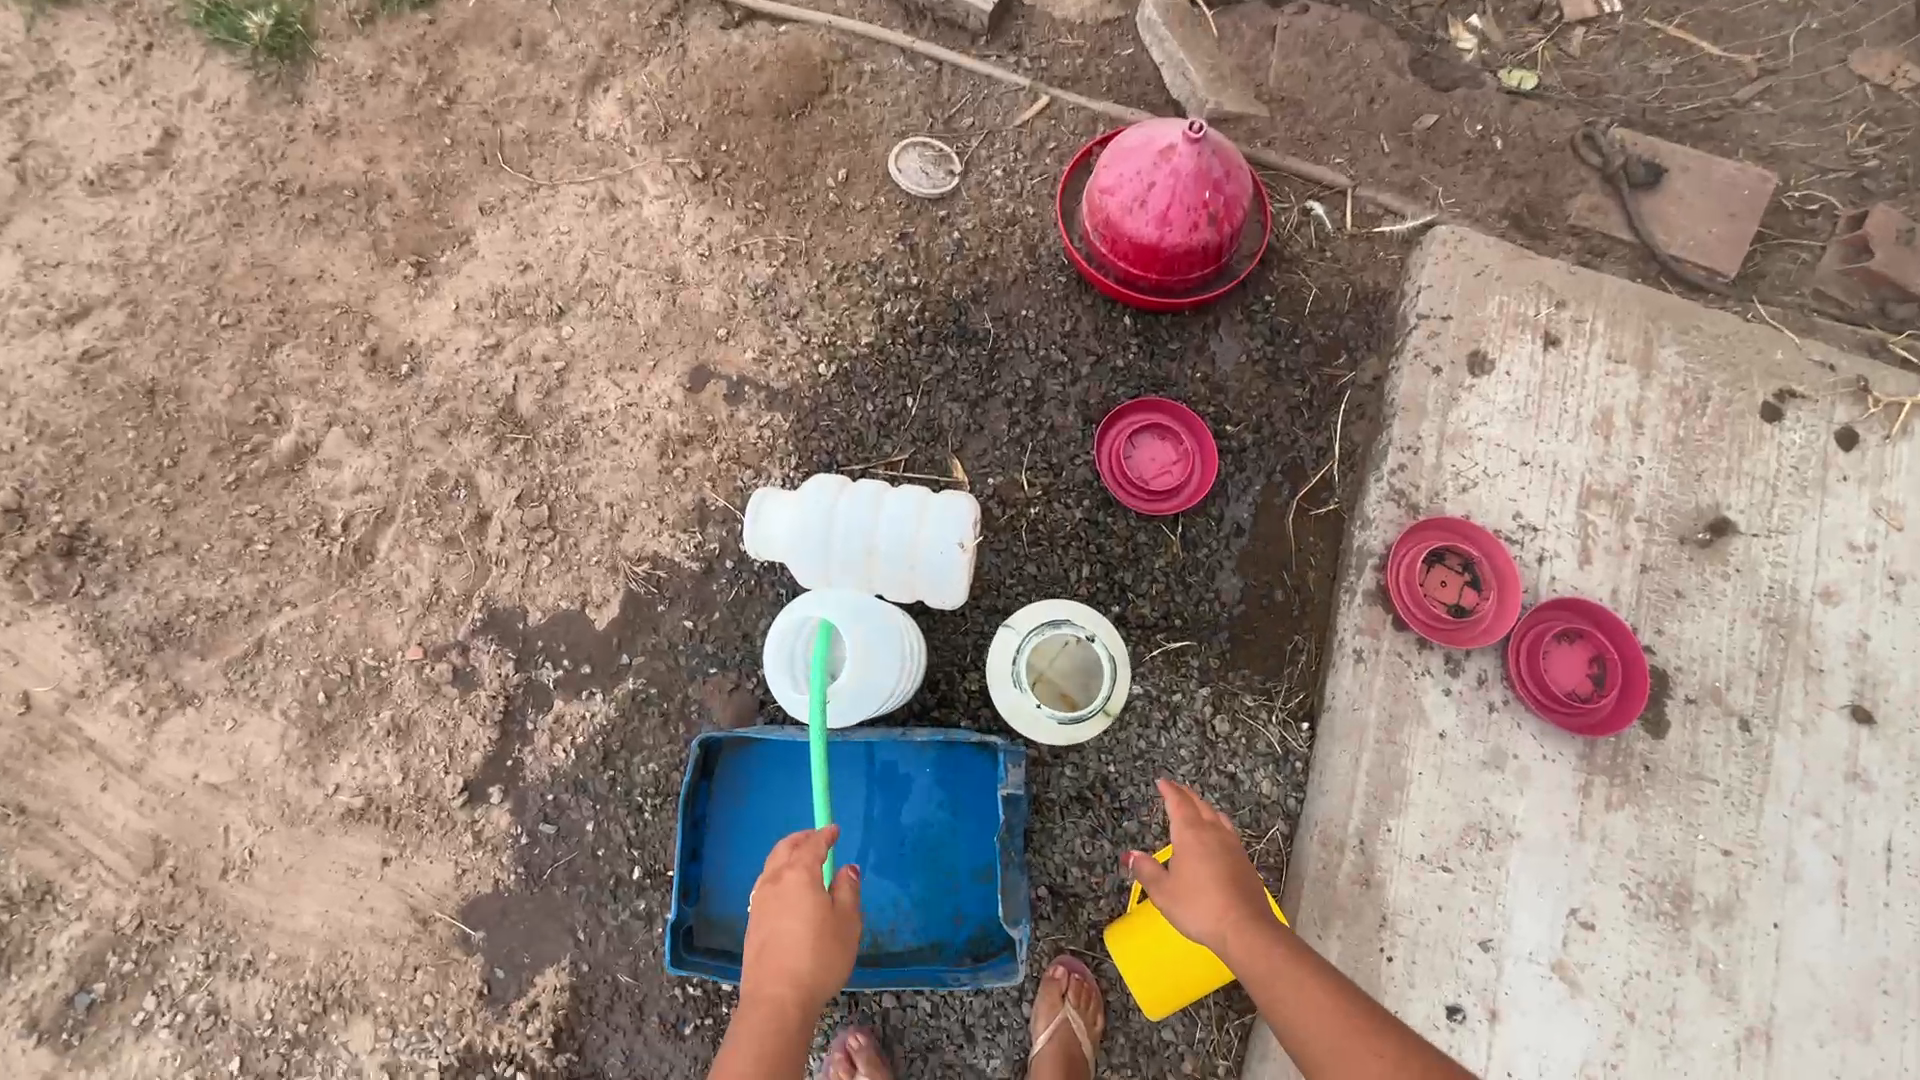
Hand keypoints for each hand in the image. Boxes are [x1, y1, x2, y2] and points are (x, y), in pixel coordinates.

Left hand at [738, 825, 862, 1018]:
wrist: (776, 1000)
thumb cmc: (819, 957)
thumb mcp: (847, 922)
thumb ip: (847, 890)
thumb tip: (846, 869)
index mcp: (799, 874)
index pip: (813, 844)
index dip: (825, 835)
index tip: (835, 830)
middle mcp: (775, 881)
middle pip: (785, 848)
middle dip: (802, 839)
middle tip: (818, 838)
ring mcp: (759, 902)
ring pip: (772, 866)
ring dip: (787, 856)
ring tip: (803, 862)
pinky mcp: (753, 923)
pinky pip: (766, 885)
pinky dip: (779, 875)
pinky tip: (789, 892)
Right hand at [1125, 778, 1277, 956]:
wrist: (1246, 929)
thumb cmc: (1199, 908)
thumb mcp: (1163, 892)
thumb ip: (1146, 870)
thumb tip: (1129, 855)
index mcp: (1190, 834)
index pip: (1178, 803)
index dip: (1169, 790)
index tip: (1161, 781)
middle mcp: (1213, 832)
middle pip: (1199, 804)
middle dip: (1186, 794)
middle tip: (1176, 788)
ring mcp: (1232, 845)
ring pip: (1217, 815)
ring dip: (1204, 806)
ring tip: (1196, 806)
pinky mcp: (1244, 860)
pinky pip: (1227, 830)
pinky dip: (1217, 822)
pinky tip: (1217, 835)